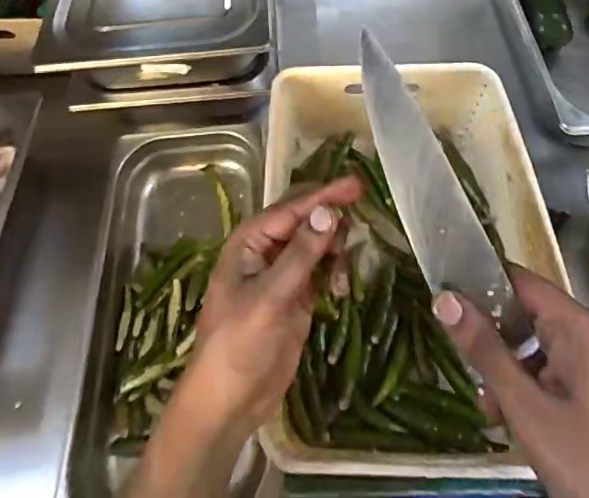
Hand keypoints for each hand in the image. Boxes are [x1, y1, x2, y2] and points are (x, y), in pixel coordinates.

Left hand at [129, 174, 362, 497]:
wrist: (228, 404)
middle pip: (307, 220)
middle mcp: (267, 249)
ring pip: (318, 244)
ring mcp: (283, 273)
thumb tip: (329, 212)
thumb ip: (301, 254)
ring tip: (340, 277)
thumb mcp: (269, 298)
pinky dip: (334, 271)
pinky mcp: (297, 296)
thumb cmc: (237, 345)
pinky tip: (339, 289)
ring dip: (336, 250)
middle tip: (360, 222)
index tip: (357, 184)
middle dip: (333, 218)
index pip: (293, 208)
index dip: (326, 195)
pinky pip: (322, 269)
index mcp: (250, 240)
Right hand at [433, 266, 588, 497]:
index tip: (444, 293)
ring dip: (506, 373)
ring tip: (489, 405)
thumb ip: (486, 353)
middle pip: (526, 317)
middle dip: (492, 339)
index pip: (521, 281)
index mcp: (582, 328)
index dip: (481, 282)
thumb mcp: (530, 411)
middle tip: (462, 362)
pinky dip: (527, 393)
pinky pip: (551, 378)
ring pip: (535, 352)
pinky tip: (509, 422)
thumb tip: (445, 299)